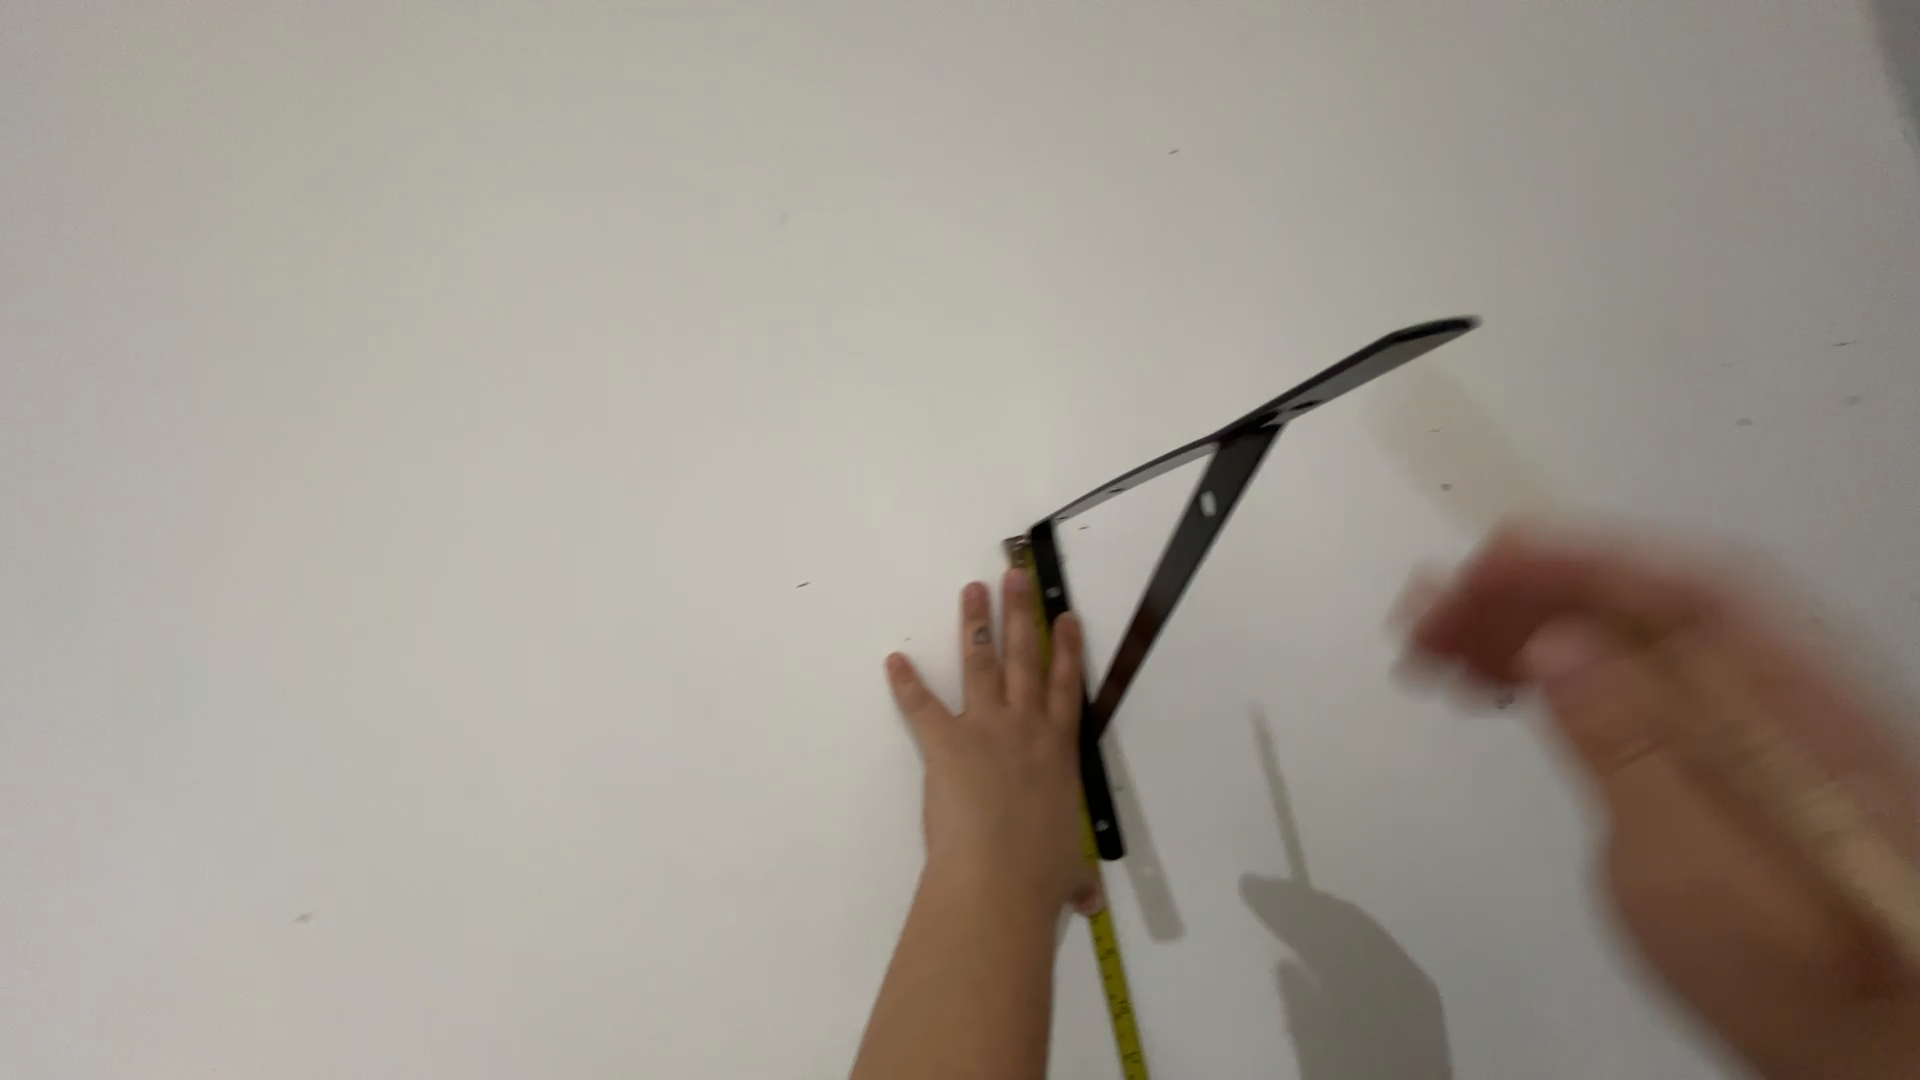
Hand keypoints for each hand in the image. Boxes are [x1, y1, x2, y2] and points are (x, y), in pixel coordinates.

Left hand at [885, 571, 1099, 915]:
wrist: (1000, 878)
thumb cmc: (1038, 873)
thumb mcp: (1065, 870)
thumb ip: (1073, 877)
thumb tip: (1086, 900)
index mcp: (1057, 750)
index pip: (1067, 688)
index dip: (1068, 649)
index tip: (1066, 615)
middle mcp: (1025, 728)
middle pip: (1025, 658)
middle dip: (1021, 613)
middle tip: (1016, 576)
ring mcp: (986, 729)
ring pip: (983, 663)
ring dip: (976, 623)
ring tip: (972, 589)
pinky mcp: (946, 742)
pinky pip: (922, 706)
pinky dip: (906, 683)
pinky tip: (894, 659)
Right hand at [1406, 524, 1919, 1079]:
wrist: (1871, 1041)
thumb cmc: (1795, 971)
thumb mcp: (1694, 859)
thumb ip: (1627, 744)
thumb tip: (1554, 646)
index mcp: (1786, 707)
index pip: (1676, 590)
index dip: (1568, 560)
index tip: (1474, 567)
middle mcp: (1761, 690)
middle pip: (1627, 600)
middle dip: (1513, 593)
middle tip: (1421, 615)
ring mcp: (1725, 714)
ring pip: (1604, 632)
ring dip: (1508, 625)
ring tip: (1428, 647)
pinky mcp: (1692, 742)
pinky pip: (1604, 672)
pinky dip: (1532, 663)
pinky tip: (1483, 680)